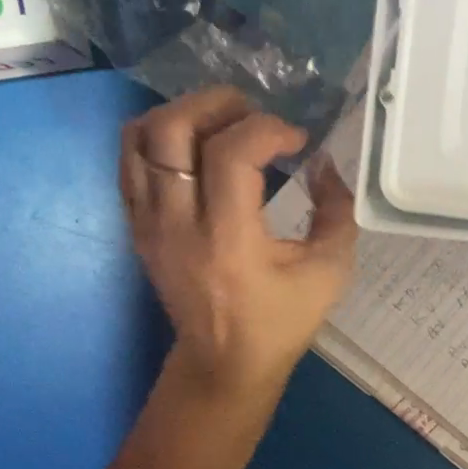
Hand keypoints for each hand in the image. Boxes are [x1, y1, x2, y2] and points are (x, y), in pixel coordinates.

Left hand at [120, 88, 357, 393]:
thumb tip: (323, 163)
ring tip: (223, 122)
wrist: (224, 363)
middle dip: (217, 105)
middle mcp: (177, 225)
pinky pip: (131, 159)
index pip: (232, 153)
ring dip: (184, 114)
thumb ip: (336, 211)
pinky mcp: (136, 226)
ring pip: (141, 137)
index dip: (269, 130)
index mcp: (228, 241)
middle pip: (172, 130)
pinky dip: (160, 137)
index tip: (298, 142)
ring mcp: (148, 224)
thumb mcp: (330, 271)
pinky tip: (197, 146)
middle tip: (253, 114)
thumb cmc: (282, 321)